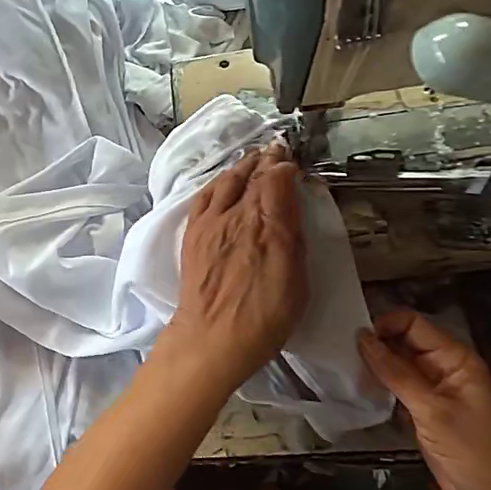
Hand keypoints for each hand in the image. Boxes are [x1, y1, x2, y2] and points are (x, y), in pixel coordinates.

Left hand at [165, 145, 307, 392]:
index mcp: (270, 225)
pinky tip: (223, 181)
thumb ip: (294, 238)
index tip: (293, 163)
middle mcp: (239, 215)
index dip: (286, 166)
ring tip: (252, 160)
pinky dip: (217, 182)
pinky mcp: (193, 232)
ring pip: (227, 180)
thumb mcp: (297, 280)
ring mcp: (211, 221)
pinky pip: (204, 195)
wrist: (213, 337)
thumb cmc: (264, 318)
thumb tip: (291, 208)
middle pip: (253, 174)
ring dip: (242, 166)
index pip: (277, 178)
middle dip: (267, 160)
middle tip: (276, 152)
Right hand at [357, 310, 490, 489]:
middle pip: (404, 340)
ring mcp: (432, 387)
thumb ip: (396, 374)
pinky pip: (396, 383)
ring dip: (374, 363)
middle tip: (343, 351)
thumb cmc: (472, 451)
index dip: (386, 325)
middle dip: (376, 343)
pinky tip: (358, 384)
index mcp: (456, 359)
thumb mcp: (432, 411)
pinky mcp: (422, 406)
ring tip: (346, 365)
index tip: (356, 337)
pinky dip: (379, 382)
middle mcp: (443, 366)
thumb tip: (363, 339)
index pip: (415, 325)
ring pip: (397, 362)